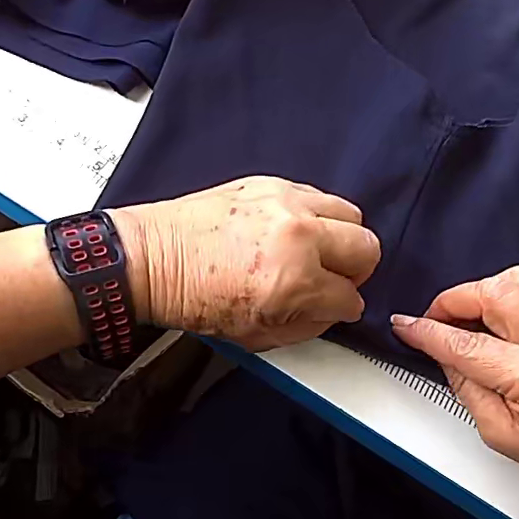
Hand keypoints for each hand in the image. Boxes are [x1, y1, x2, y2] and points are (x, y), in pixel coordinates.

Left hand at [112, 176, 380, 350]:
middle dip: (355, 272)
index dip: (343, 310)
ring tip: (315, 254)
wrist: (152, 259)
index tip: (333, 308)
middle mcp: (298, 234)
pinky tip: (290, 233)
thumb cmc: (190, 296)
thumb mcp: (253, 335)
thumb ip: (304, 326)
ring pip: (350, 214)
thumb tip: (329, 313)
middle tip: (333, 281)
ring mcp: (285, 202)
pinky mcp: (269, 183)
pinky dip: (314, 216)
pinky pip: (316, 196)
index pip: (349, 297)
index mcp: (294, 279)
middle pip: (366, 248)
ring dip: (340, 238)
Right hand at [390, 265, 518, 518]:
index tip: (405, 326)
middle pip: (496, 293)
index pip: (467, 344)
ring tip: (462, 315)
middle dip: (453, 300)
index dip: (427, 332)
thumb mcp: (496, 430)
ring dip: (479, 293)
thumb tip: (441, 351)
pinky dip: (503, 296)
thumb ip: (464, 384)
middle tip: (434, 318)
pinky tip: (490, 317)